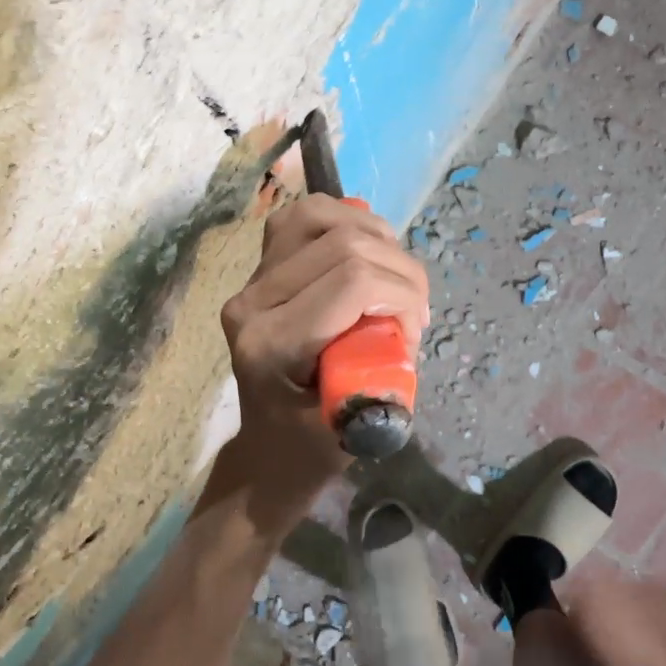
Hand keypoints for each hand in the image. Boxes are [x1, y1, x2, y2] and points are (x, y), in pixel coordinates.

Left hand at [209, 194, 428, 533]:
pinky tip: (367, 252)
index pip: (351, 281)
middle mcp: (251, 303)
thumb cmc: (312, 445)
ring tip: (392, 278)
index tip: (414, 330)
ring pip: (319, 216)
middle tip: (412, 312)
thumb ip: (383, 373)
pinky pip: (303, 218)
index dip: (401, 294)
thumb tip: (407, 321)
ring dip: (374, 237)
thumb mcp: (359, 425)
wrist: (268, 449)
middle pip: (343, 243)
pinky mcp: (259, 269)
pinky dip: (346, 221)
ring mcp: (250, 282)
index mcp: (270, 344)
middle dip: (397, 270)